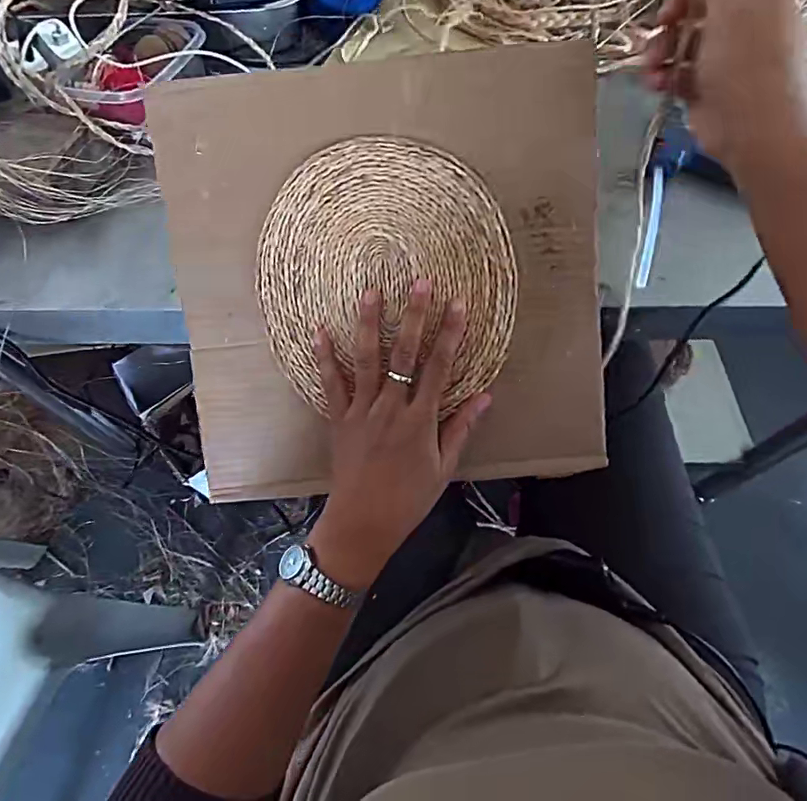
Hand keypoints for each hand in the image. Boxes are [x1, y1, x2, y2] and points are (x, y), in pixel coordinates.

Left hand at [306, 280, 491, 588]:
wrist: (361, 525)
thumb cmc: (408, 499)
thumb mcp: (443, 468)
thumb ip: (462, 428)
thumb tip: (486, 395)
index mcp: (420, 420)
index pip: (439, 368)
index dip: (450, 334)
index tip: (457, 304)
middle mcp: (391, 408)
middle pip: (405, 354)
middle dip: (414, 316)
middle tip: (420, 282)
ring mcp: (361, 411)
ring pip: (367, 360)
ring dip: (370, 324)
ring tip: (371, 291)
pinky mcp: (338, 418)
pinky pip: (331, 383)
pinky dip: (325, 356)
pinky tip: (320, 329)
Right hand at [644, 0, 806, 169]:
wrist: (754, 128)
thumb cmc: (746, 61)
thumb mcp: (731, 4)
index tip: (676, 1)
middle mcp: (746, 23)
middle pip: (696, 8)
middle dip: (670, 21)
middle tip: (659, 31)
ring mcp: (727, 57)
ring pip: (681, 42)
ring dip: (659, 51)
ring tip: (652, 67)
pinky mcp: (708, 87)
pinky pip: (678, 72)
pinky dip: (663, 76)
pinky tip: (657, 84)